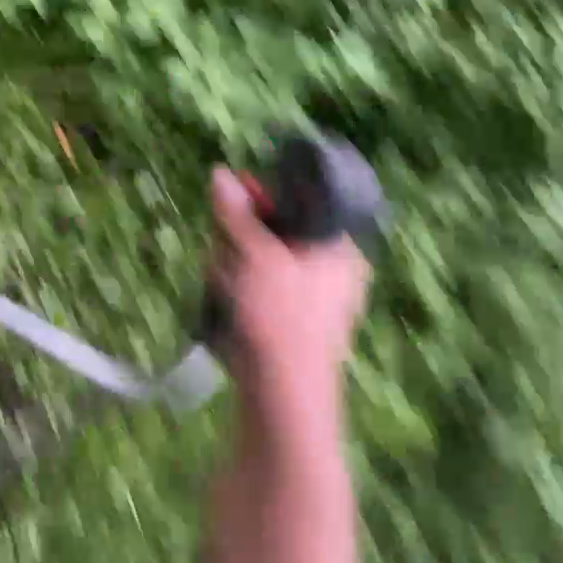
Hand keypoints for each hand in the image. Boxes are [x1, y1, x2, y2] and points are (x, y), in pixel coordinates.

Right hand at [209, 167, 369, 408]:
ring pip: (257, 259)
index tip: (232, 203)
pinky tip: (225, 299)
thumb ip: (237, 214)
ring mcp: (313, 297)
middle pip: (272, 231)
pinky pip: (256, 285)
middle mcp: (334, 269)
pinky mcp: (290, 318)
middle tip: (225, 255)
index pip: (302, 205)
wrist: (284, 388)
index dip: (263, 200)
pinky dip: (236, 287)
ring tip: (222, 283)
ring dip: (230, 264)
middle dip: (237, 239)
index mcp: (342, 249)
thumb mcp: (255, 255)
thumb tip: (221, 174)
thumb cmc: (279, 315)